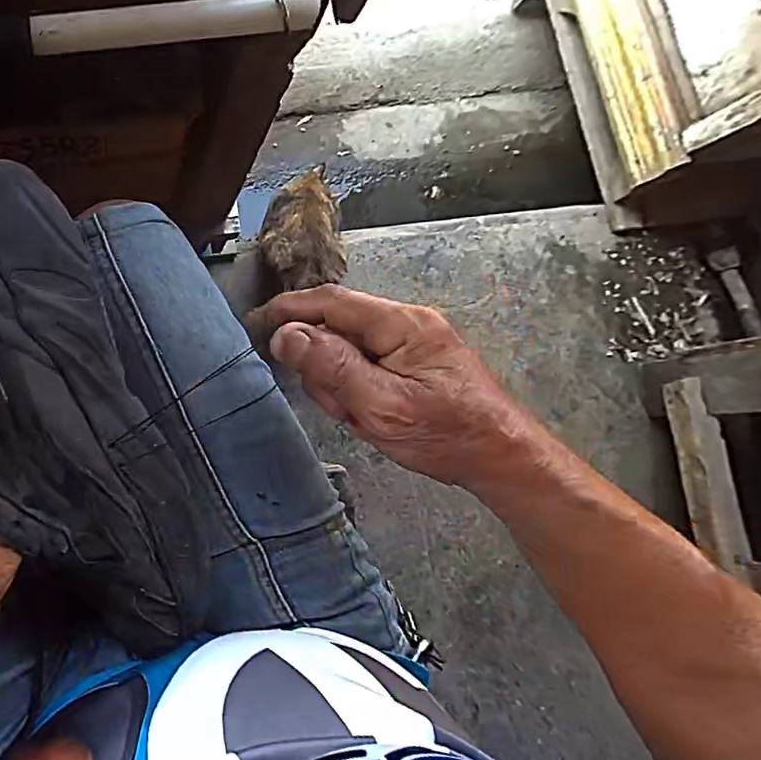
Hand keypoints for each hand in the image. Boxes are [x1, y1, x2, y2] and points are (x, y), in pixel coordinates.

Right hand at [252, 285, 547, 489]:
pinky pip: (364, 364)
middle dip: (324, 365)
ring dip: (340, 383)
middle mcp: (406, 323)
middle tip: (338, 405)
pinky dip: (356, 389)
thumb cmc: (450, 435)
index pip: (331, 301)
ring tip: (361, 416)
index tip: (258, 322)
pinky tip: (371, 414)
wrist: (502, 458)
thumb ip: (332, 367)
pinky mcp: (410, 361)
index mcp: (401, 324)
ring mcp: (409, 342)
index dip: (290, 308)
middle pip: (336, 326)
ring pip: (347, 349)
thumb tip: (287, 334)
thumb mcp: (382, 405)